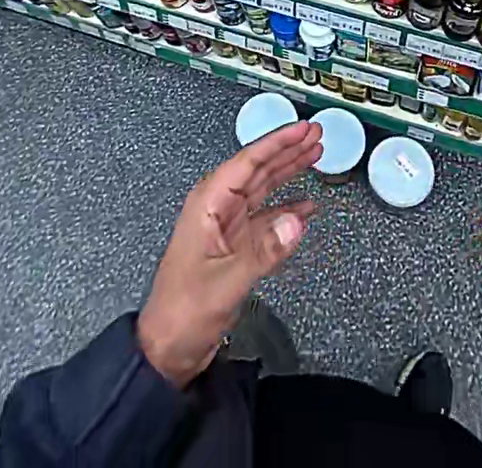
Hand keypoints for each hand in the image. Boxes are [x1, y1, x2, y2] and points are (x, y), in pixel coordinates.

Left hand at [137, 121, 322, 388]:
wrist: (166, 352)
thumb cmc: (181, 314)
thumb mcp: (225, 283)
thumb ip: (263, 251)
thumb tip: (296, 222)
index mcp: (208, 205)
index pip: (248, 161)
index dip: (277, 142)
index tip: (302, 129)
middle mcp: (218, 209)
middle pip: (258, 169)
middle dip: (287, 149)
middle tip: (315, 134)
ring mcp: (228, 226)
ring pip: (264, 187)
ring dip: (289, 171)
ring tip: (314, 155)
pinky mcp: (236, 244)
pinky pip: (267, 215)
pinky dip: (288, 208)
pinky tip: (305, 206)